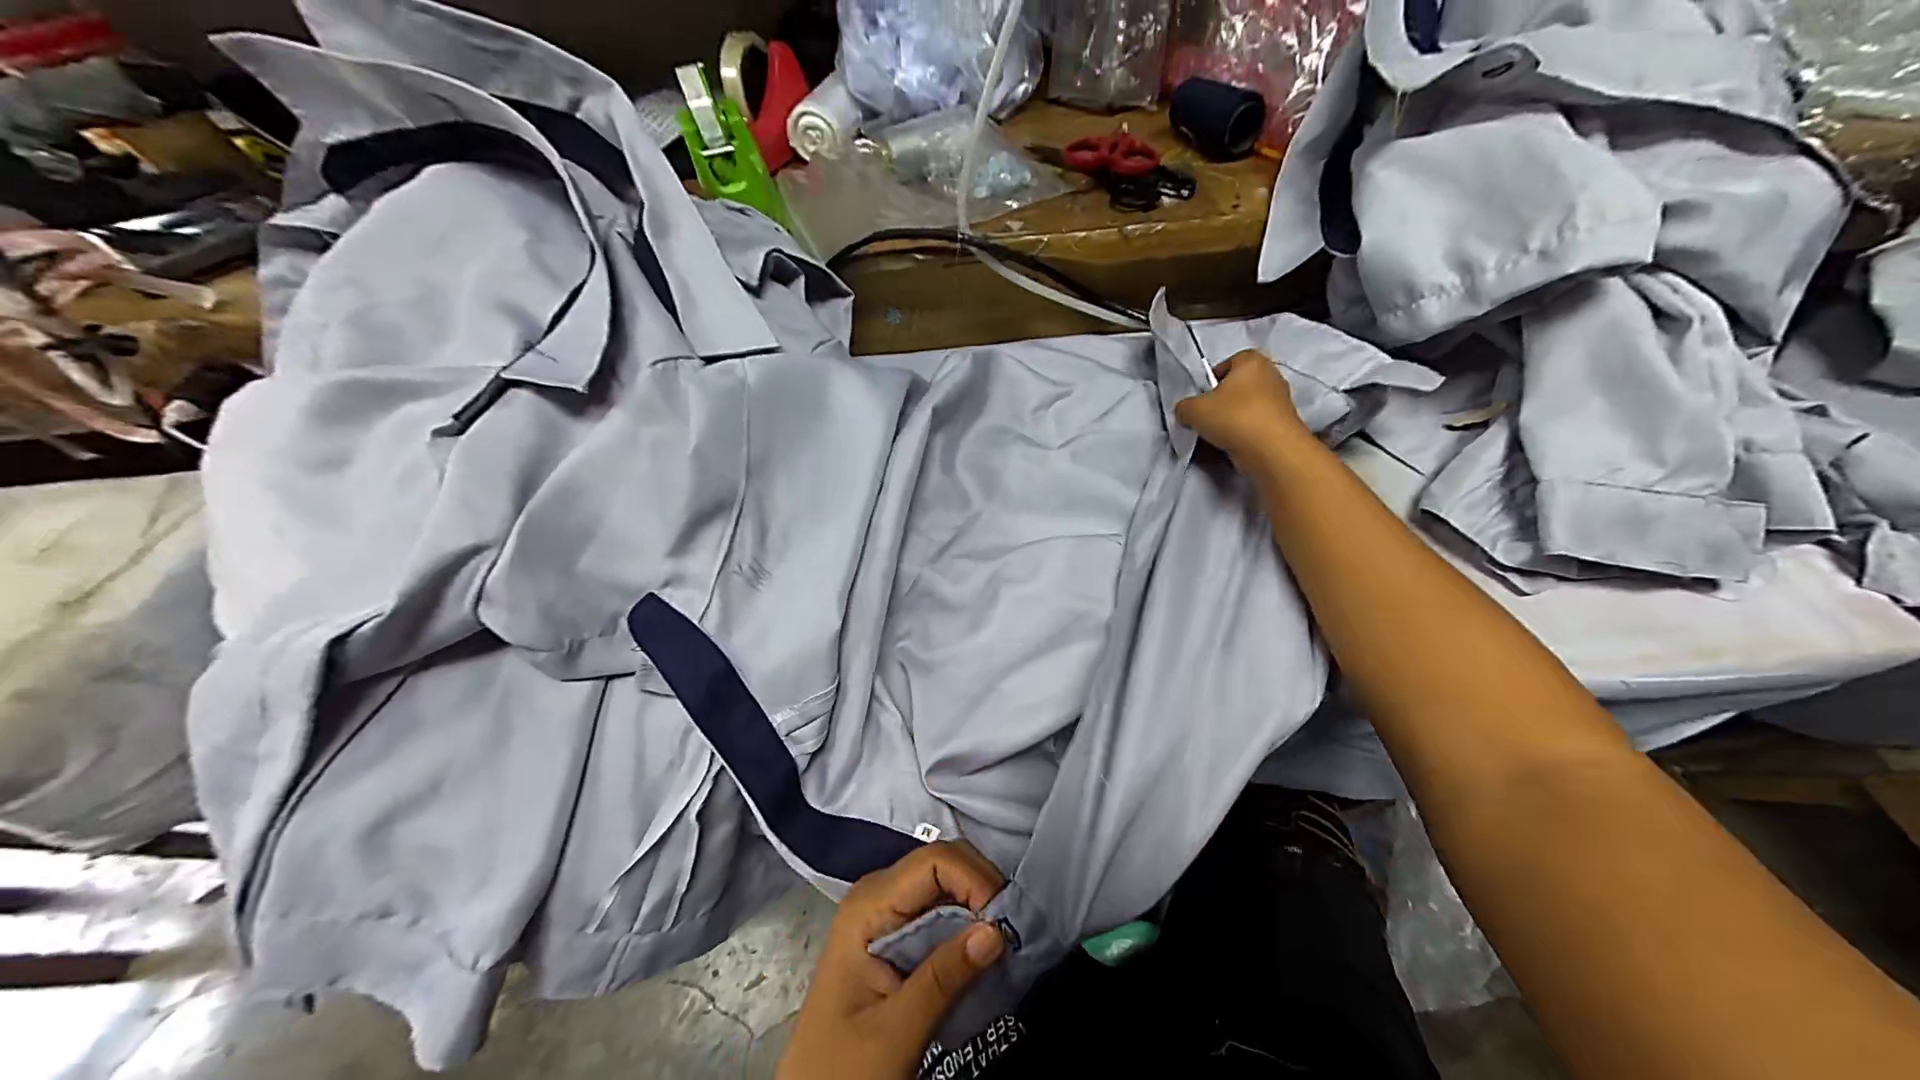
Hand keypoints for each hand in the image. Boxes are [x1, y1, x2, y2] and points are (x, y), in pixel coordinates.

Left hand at [778, 841, 1008, 1079]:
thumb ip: (943, 979)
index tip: (1004, 926)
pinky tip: (983, 952)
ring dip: (981, 906)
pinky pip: (944, 908)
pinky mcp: (900, 932)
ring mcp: (889, 912)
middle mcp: (878, 895)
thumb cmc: (842, 1068)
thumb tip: (996, 931)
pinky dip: (970, 923)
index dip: (975, 880)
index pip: (934, 860)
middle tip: (1010, 937)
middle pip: (945, 862)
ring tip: (1003, 946)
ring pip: (949, 883)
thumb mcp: (893, 1033)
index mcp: (868, 906)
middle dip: (983, 889)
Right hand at [1173, 349, 1310, 462]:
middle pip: (1240, 385)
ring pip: (1250, 406)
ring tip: (1220, 434)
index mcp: (1252, 361)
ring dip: (1235, 417)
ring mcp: (1282, 400)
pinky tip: (1235, 444)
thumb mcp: (1193, 410)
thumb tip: (1186, 412)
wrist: (1272, 449)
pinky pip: (1258, 423)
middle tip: (1208, 415)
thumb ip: (1184, 407)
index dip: (1214, 377)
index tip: (1203, 396)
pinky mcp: (1286, 423)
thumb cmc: (1233, 417)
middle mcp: (1272, 375)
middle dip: (1224, 399)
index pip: (1230, 361)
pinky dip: (1247, 432)